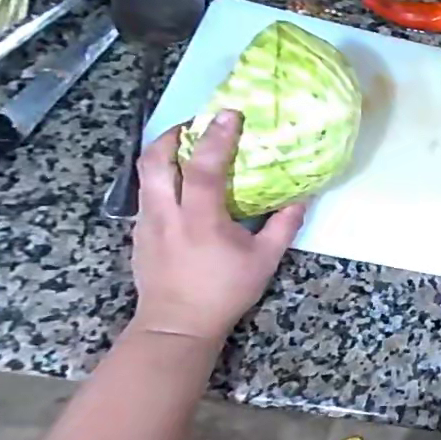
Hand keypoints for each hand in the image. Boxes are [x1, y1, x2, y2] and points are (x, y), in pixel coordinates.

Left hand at [129, 110, 304, 341]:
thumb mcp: (264, 261)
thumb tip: (301, 200)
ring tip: (187, 145)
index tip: (229, 114)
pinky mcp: (140, 233)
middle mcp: (166, 214)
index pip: (204, 169)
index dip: (217, 138)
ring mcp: (147, 223)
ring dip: (164, 152)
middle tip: (196, 123)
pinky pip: (146, 193)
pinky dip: (161, 177)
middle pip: (155, 161)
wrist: (176, 325)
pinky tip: (180, 184)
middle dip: (173, 134)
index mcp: (200, 220)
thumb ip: (283, 227)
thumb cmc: (224, 292)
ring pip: (144, 175)